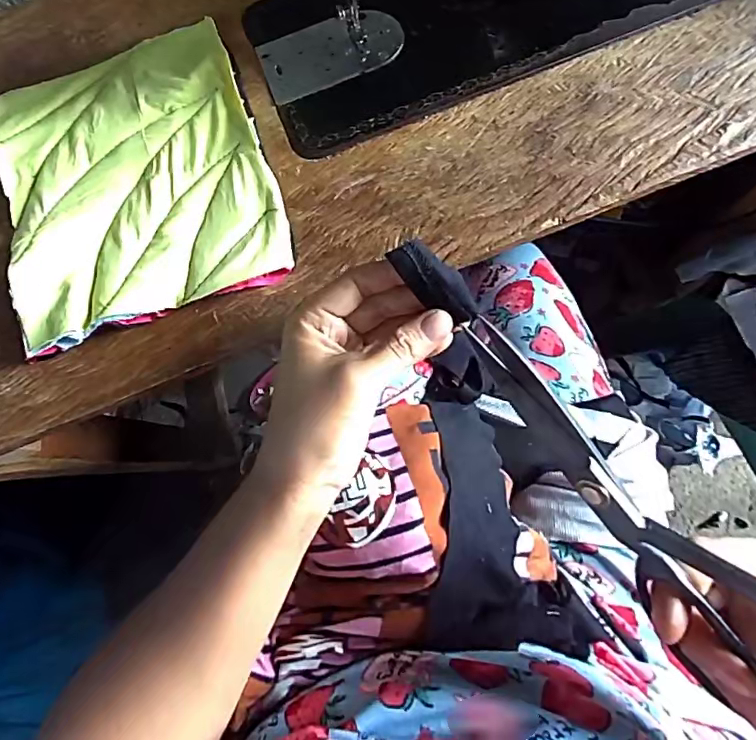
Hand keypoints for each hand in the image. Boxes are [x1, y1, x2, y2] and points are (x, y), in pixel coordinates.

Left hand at [251, 261, 453, 507]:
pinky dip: (411, 346)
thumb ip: (402, 345)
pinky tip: (439, 341)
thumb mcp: (360, 378)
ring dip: (415, 323)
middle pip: (374, 302)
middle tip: (453, 297)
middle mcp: (326, 329)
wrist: (299, 483)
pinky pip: (387, 351)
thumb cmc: (318, 424)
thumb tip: (444, 317)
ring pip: (384, 327)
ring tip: (455, 318)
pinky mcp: (358, 376)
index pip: (358, 283)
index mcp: (313, 318)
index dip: (393, 275)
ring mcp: (342, 353)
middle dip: (411, 300)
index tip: (434, 272)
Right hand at [650, 537, 755, 739]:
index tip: (676, 611)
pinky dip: (709, 675)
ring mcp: (744, 631)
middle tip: (688, 644)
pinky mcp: (734, 665)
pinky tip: (752, 701)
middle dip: (685, 613)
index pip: (725, 554)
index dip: (688, 571)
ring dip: (702, 651)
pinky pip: (695, 652)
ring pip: (684, 613)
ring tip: (749, 690)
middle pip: (690, 577)